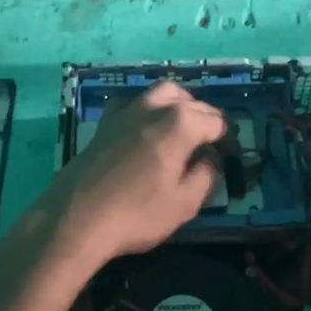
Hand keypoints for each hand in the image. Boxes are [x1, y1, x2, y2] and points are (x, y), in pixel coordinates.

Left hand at [39, 81, 225, 264]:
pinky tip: (145, 128)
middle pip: (191, 102)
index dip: (230, 140)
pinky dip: (147, 109)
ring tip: (184, 129)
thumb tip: (210, 160)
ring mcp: (126, 111)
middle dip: (206, 119)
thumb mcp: (184, 203)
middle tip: (212, 145)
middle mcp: (155, 106)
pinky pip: (133, 103)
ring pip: (162, 93)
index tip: (234, 159)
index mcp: (181, 122)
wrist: (76, 218)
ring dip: (179, 105)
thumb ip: (206, 175)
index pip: (217, 122)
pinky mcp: (105, 122)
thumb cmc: (136, 213)